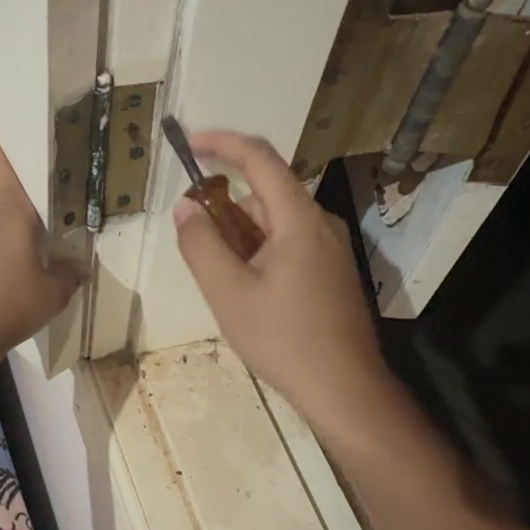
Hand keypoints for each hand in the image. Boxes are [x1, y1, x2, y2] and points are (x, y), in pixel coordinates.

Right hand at [175, 132, 392, 424]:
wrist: (345, 388)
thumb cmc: (284, 339)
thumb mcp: (228, 293)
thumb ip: (201, 245)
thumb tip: (185, 207)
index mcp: (299, 219)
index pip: (260, 158)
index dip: (222, 143)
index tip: (189, 141)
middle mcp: (321, 225)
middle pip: (267, 195)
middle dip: (226, 206)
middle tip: (196, 243)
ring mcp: (332, 252)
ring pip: (277, 225)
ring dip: (242, 236)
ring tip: (219, 280)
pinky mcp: (333, 276)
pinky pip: (291, 247)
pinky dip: (261, 254)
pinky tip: (248, 294)